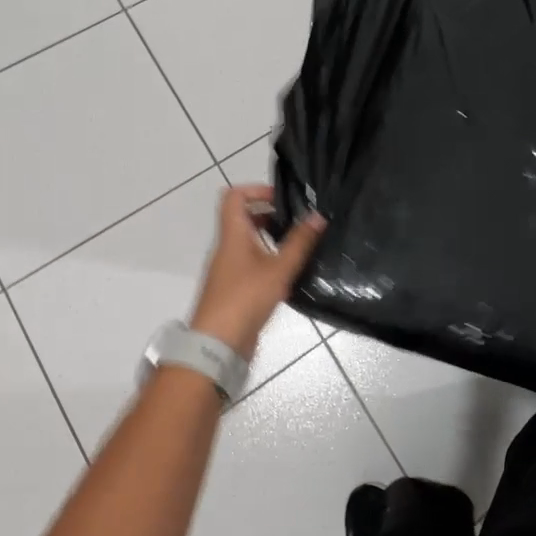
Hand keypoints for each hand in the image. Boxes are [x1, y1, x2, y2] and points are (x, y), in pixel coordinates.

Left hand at [189, 184, 325, 359]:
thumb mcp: (280, 269)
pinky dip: (268, 259)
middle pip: (243, 217)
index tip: (283, 199)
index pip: (234, 196)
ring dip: (271, 238)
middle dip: (271, 214)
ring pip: (249, 241)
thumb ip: (300, 242)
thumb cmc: (245, 298)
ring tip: (299, 245)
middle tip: (297, 221)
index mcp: (232, 235)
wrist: (216, 345)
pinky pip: (251, 262)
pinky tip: (289, 272)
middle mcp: (227, 248)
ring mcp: (228, 269)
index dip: (257, 190)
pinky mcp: (233, 289)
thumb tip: (318, 215)